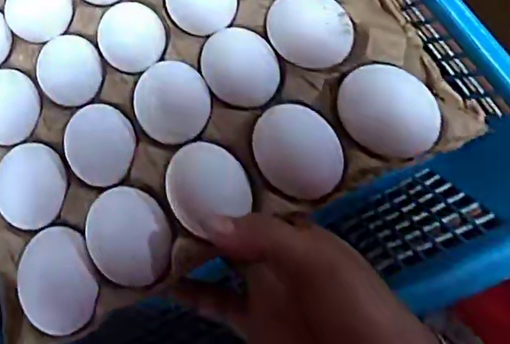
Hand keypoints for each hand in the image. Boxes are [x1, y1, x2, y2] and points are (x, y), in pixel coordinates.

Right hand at [174, 214, 437, 343]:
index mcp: (289, 229)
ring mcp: (262, 292)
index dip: (213, 190)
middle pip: (225, 232)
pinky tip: (168, 287)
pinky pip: (217, 305)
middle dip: (193, 220)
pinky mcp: (256, 328)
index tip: (175, 180)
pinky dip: (193, 296)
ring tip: (152, 242)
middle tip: (152, 210)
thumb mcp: (315, 258)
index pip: (244, 203)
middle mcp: (271, 255)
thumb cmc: (356, 302)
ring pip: (216, 265)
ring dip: (188, 255)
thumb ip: (266, 236)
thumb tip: (209, 218)